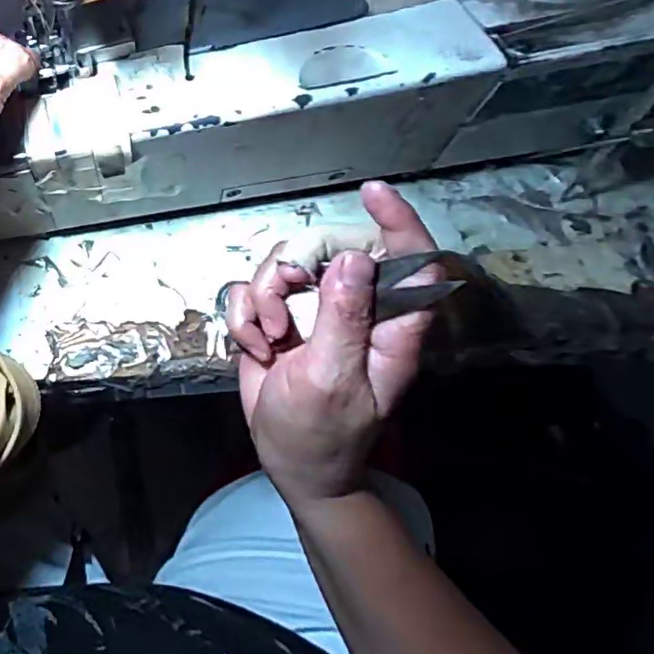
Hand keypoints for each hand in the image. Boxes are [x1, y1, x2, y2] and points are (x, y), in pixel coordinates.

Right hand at [222, 182, 442, 505]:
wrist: (287, 461)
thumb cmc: (323, 433)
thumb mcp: (332, 379)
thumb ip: (342, 320)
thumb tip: (351, 259)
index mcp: (388, 326)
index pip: (410, 261)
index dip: (398, 222)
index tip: (373, 192)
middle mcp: (352, 308)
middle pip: (326, 250)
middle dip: (291, 273)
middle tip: (279, 311)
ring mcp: (312, 310)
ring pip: (281, 265)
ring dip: (262, 299)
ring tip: (266, 340)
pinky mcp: (276, 315)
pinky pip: (251, 288)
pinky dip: (244, 315)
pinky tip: (253, 346)